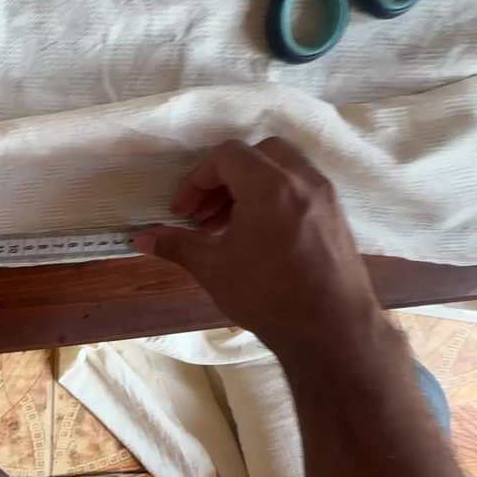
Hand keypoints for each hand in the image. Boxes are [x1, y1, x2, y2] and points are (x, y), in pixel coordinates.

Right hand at [134, 138, 385, 361]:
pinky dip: (271, 197)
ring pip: (281, 168)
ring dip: (247, 187)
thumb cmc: (264, 292)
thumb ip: (176, 244)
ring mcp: (323, 195)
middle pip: (258, 153)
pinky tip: (254, 236)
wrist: (326, 323)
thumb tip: (142, 237)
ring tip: (225, 227)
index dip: (196, 179)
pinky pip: (298, 187)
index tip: (181, 212)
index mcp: (269, 186)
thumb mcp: (211, 267)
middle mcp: (302, 180)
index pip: (228, 156)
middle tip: (203, 213)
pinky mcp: (333, 213)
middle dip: (223, 177)